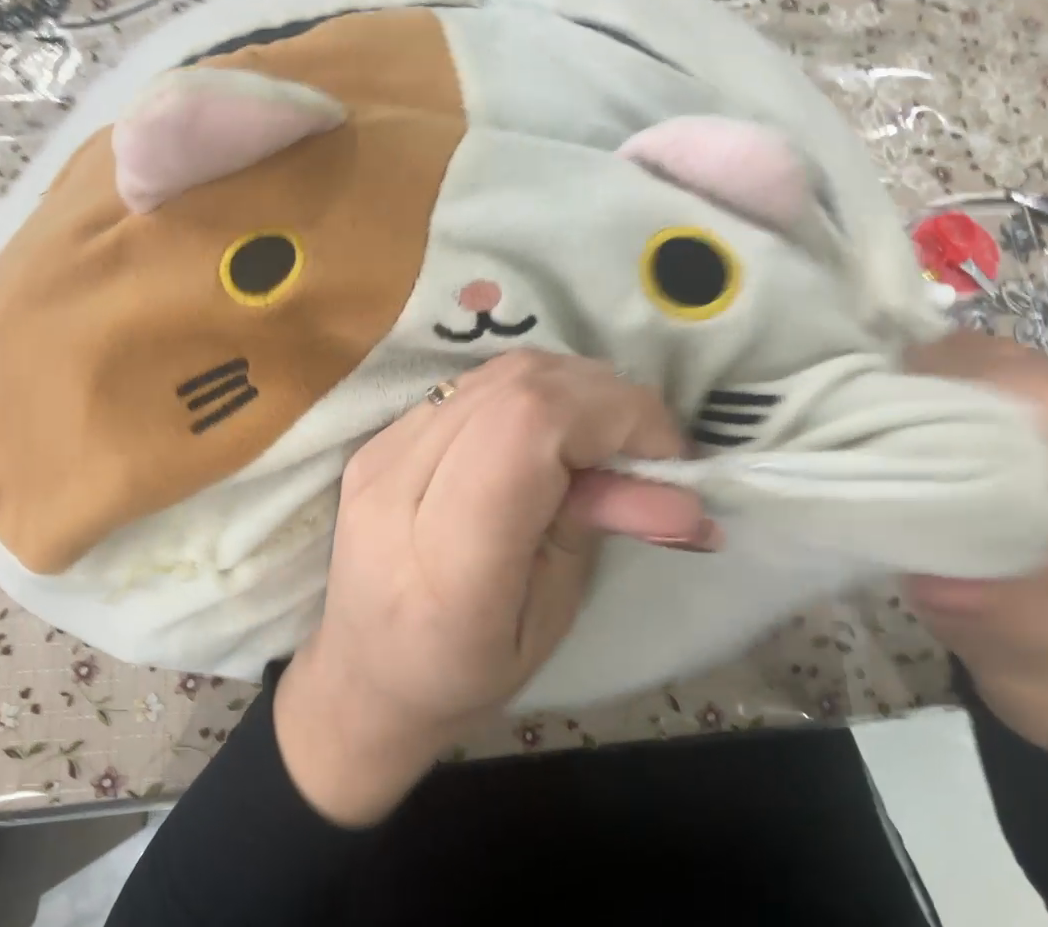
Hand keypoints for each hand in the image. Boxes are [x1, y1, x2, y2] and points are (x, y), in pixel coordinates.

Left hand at [274, 351, 715, 824]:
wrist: (364, 673)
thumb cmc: (464, 672)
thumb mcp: (549, 618)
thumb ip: (597, 529)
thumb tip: (682, 492)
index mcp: (446, 562)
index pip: (528, 426)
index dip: (614, 415)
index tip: (665, 456)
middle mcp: (397, 490)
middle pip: (516, 386)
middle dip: (603, 399)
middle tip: (641, 450)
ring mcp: (377, 455)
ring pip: (495, 374)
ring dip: (569, 389)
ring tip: (599, 442)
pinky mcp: (374, 441)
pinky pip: (469, 387)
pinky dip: (528, 395)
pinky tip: (545, 438)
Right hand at [902, 332, 1047, 757]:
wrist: (1039, 641)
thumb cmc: (1033, 637)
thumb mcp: (1015, 638)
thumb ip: (992, 613)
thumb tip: (939, 585)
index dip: (1029, 388)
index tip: (945, 395)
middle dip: (979, 370)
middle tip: (902, 387)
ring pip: (1027, 367)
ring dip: (960, 366)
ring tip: (897, 386)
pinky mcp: (1030, 432)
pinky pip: (996, 380)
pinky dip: (949, 374)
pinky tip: (908, 393)